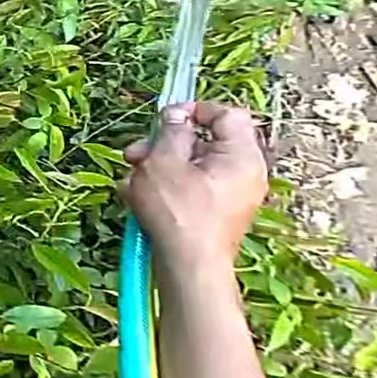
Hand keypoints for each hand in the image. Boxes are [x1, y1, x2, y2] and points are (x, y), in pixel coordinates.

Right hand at [121, 102, 268, 274]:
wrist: (188, 268)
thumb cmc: (177, 213)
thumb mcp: (163, 161)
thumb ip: (170, 131)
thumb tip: (176, 115)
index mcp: (242, 156)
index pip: (227, 114)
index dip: (194, 110)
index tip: (165, 118)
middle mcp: (244, 174)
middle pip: (203, 141)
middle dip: (163, 144)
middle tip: (136, 153)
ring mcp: (231, 195)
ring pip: (191, 165)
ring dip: (157, 167)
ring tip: (131, 181)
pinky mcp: (216, 212)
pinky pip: (190, 187)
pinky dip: (165, 187)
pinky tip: (138, 196)